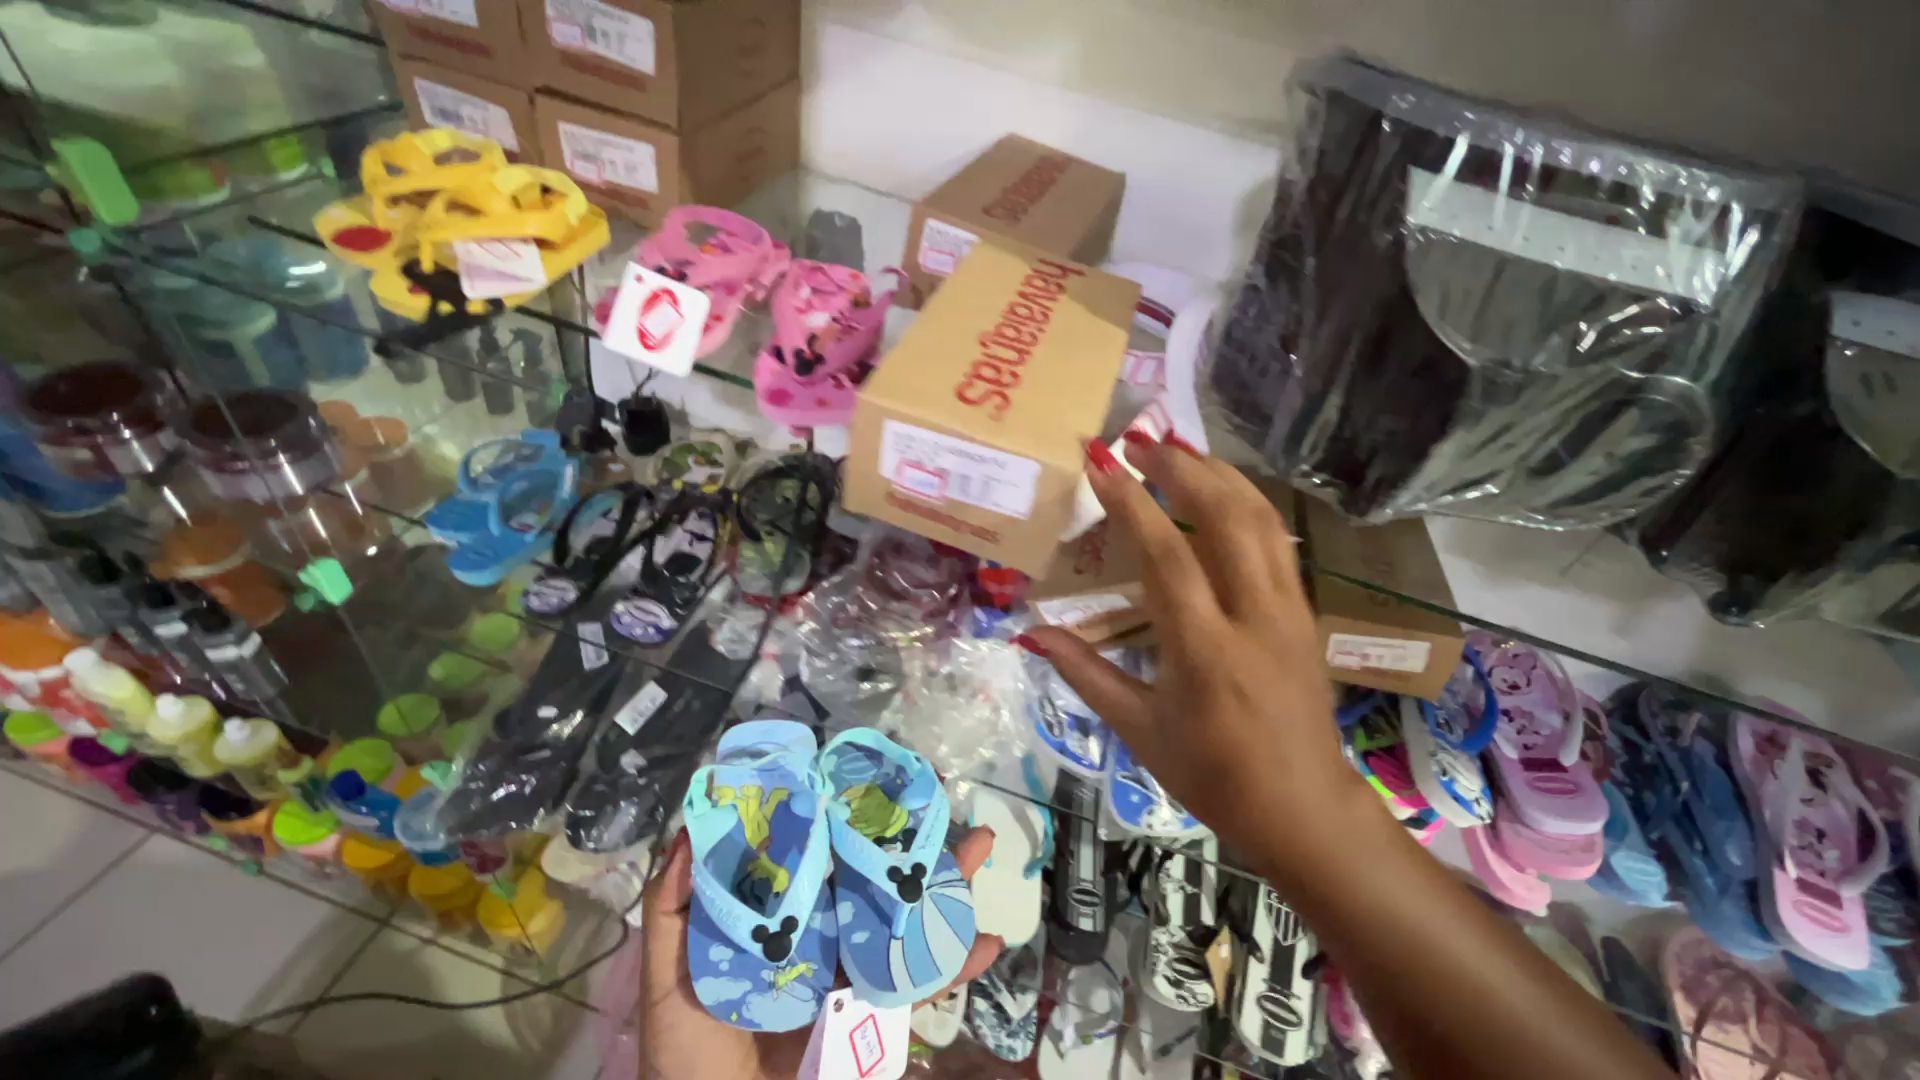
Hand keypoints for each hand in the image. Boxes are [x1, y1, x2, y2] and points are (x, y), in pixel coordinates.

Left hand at [638, 826, 1004, 1079]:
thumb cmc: (685, 1047)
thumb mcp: (669, 971)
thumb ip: (672, 906)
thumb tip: (690, 827)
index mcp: (781, 918)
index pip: (819, 858)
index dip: (845, 821)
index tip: (870, 783)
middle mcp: (824, 937)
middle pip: (874, 880)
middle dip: (910, 843)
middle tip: (942, 801)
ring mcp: (853, 975)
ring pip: (906, 920)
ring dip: (948, 885)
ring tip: (982, 848)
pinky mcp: (874, 1019)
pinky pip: (918, 988)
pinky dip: (955, 965)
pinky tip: (988, 941)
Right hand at [1021, 436, 1371, 882]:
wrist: (1302, 807)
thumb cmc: (1212, 776)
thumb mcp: (1139, 731)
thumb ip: (1085, 673)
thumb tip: (1031, 633)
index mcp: (1205, 651)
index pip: (1167, 558)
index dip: (1132, 504)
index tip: (1101, 463)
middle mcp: (1254, 617)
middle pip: (1226, 518)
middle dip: (1182, 468)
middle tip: (1140, 439)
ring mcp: (1290, 610)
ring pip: (1261, 520)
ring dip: (1220, 476)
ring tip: (1179, 450)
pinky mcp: (1307, 612)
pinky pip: (1278, 541)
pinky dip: (1248, 504)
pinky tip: (1222, 492)